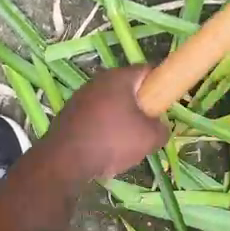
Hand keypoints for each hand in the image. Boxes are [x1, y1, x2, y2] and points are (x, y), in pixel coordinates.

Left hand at [38, 65, 169, 182]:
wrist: (64, 159)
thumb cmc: (111, 140)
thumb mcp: (149, 138)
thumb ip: (162, 129)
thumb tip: (160, 126)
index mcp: (119, 77)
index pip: (147, 71)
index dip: (160, 85)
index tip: (164, 105)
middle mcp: (98, 80)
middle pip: (128, 88)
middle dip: (140, 106)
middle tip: (147, 127)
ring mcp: (81, 95)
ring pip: (111, 104)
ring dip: (121, 120)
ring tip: (125, 143)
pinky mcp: (70, 112)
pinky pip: (95, 117)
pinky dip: (103, 129)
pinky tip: (104, 149)